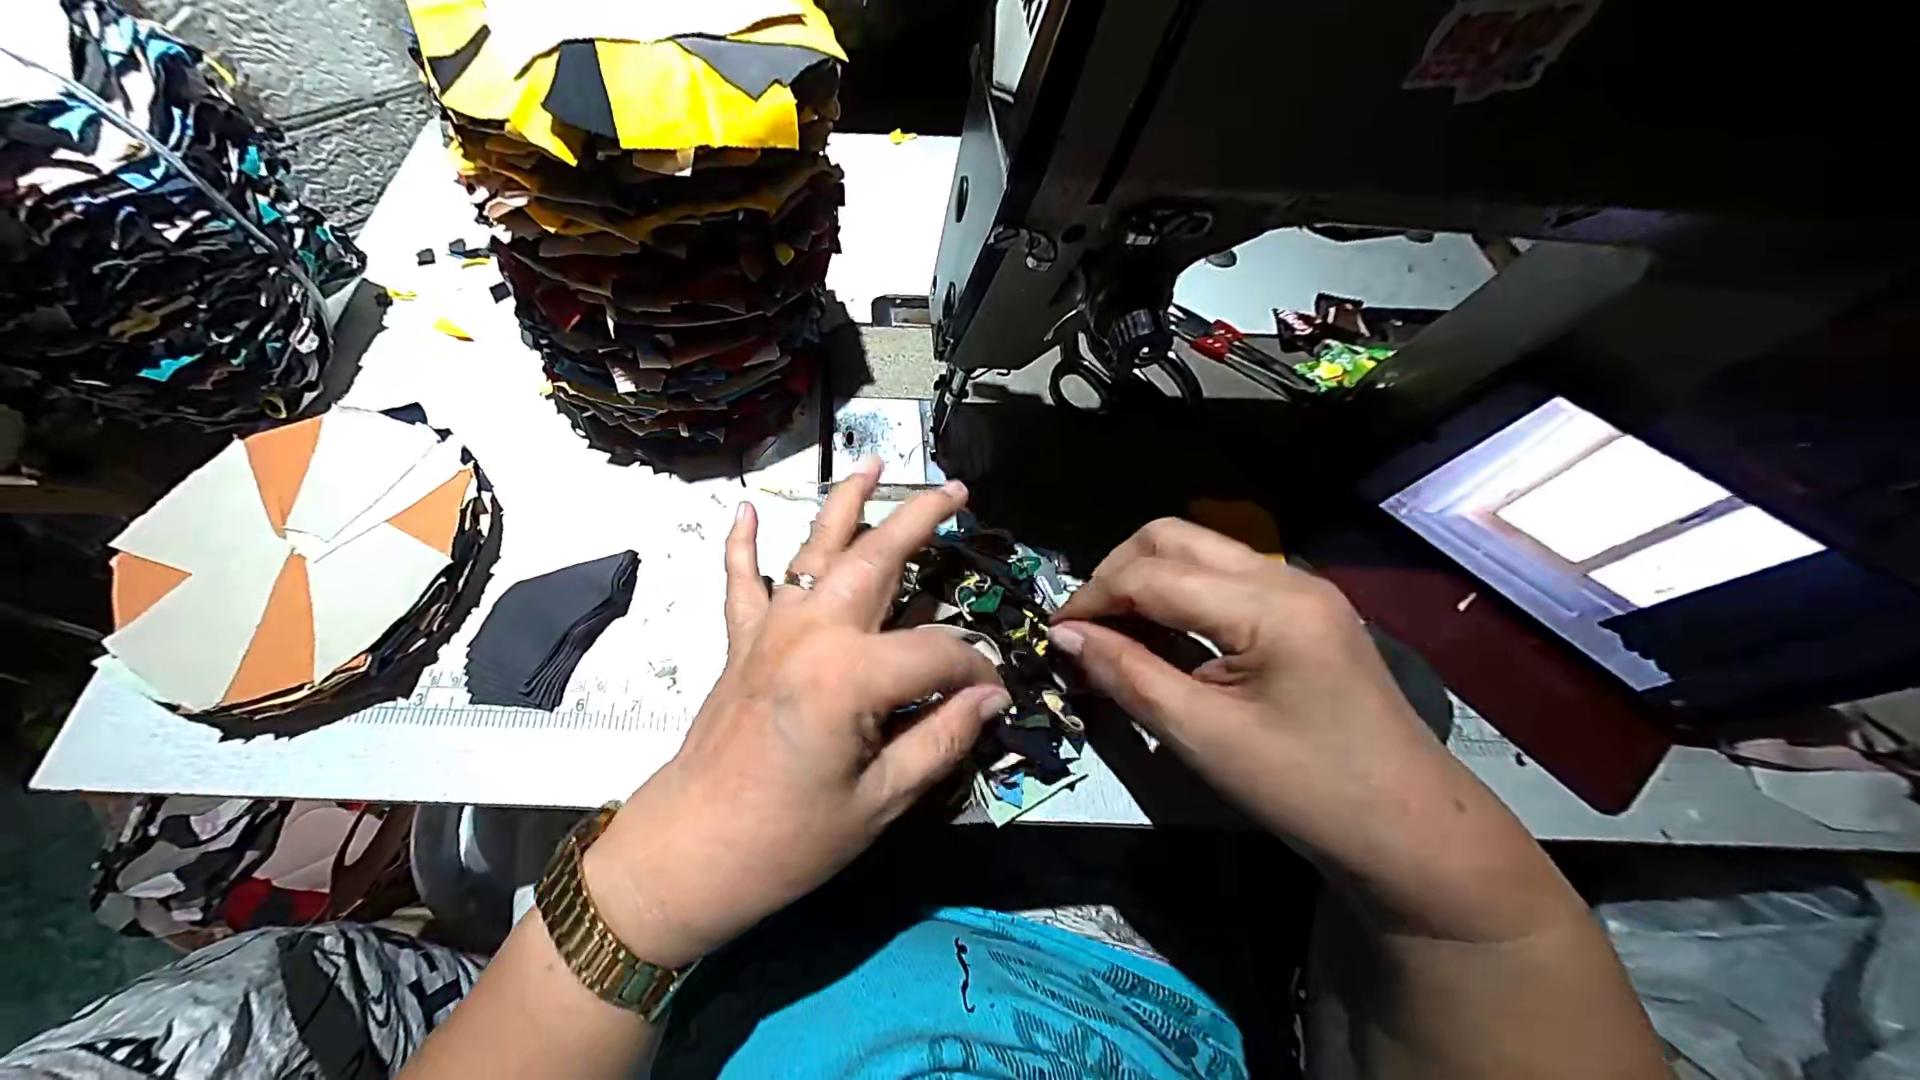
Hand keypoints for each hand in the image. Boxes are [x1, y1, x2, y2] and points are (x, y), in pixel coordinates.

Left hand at [581, 460, 1010, 967]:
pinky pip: (740, 583)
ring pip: (814, 550)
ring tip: (870, 464)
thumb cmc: (788, 840)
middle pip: (877, 559)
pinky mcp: (741, 644)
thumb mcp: (881, 801)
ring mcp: (771, 631)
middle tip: (954, 491)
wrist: (686, 856)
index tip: (995, 693)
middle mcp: (811, 632)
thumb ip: (942, 738)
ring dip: (844, 503)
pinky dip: (741, 545)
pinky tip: (744, 509)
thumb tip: (991, 697)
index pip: (937, 651)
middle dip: (920, 518)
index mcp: (850, 674)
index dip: (975, 670)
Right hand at [1050, 518, 1577, 941]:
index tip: (1055, 633)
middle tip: (1086, 625)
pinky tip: (1161, 632)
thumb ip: (1127, 674)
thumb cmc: (1306, 790)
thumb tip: (1065, 636)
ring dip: (1145, 578)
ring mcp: (1299, 587)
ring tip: (1115, 628)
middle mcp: (1285, 576)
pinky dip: (1177, 593)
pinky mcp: (1301, 607)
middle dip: (1116, 572)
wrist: (1411, 832)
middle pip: (1172, 537)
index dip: (1093, 598)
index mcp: (1270, 606)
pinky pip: (1220, 576)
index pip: (1153, 575)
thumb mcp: (1203, 736)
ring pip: (1196, 549)